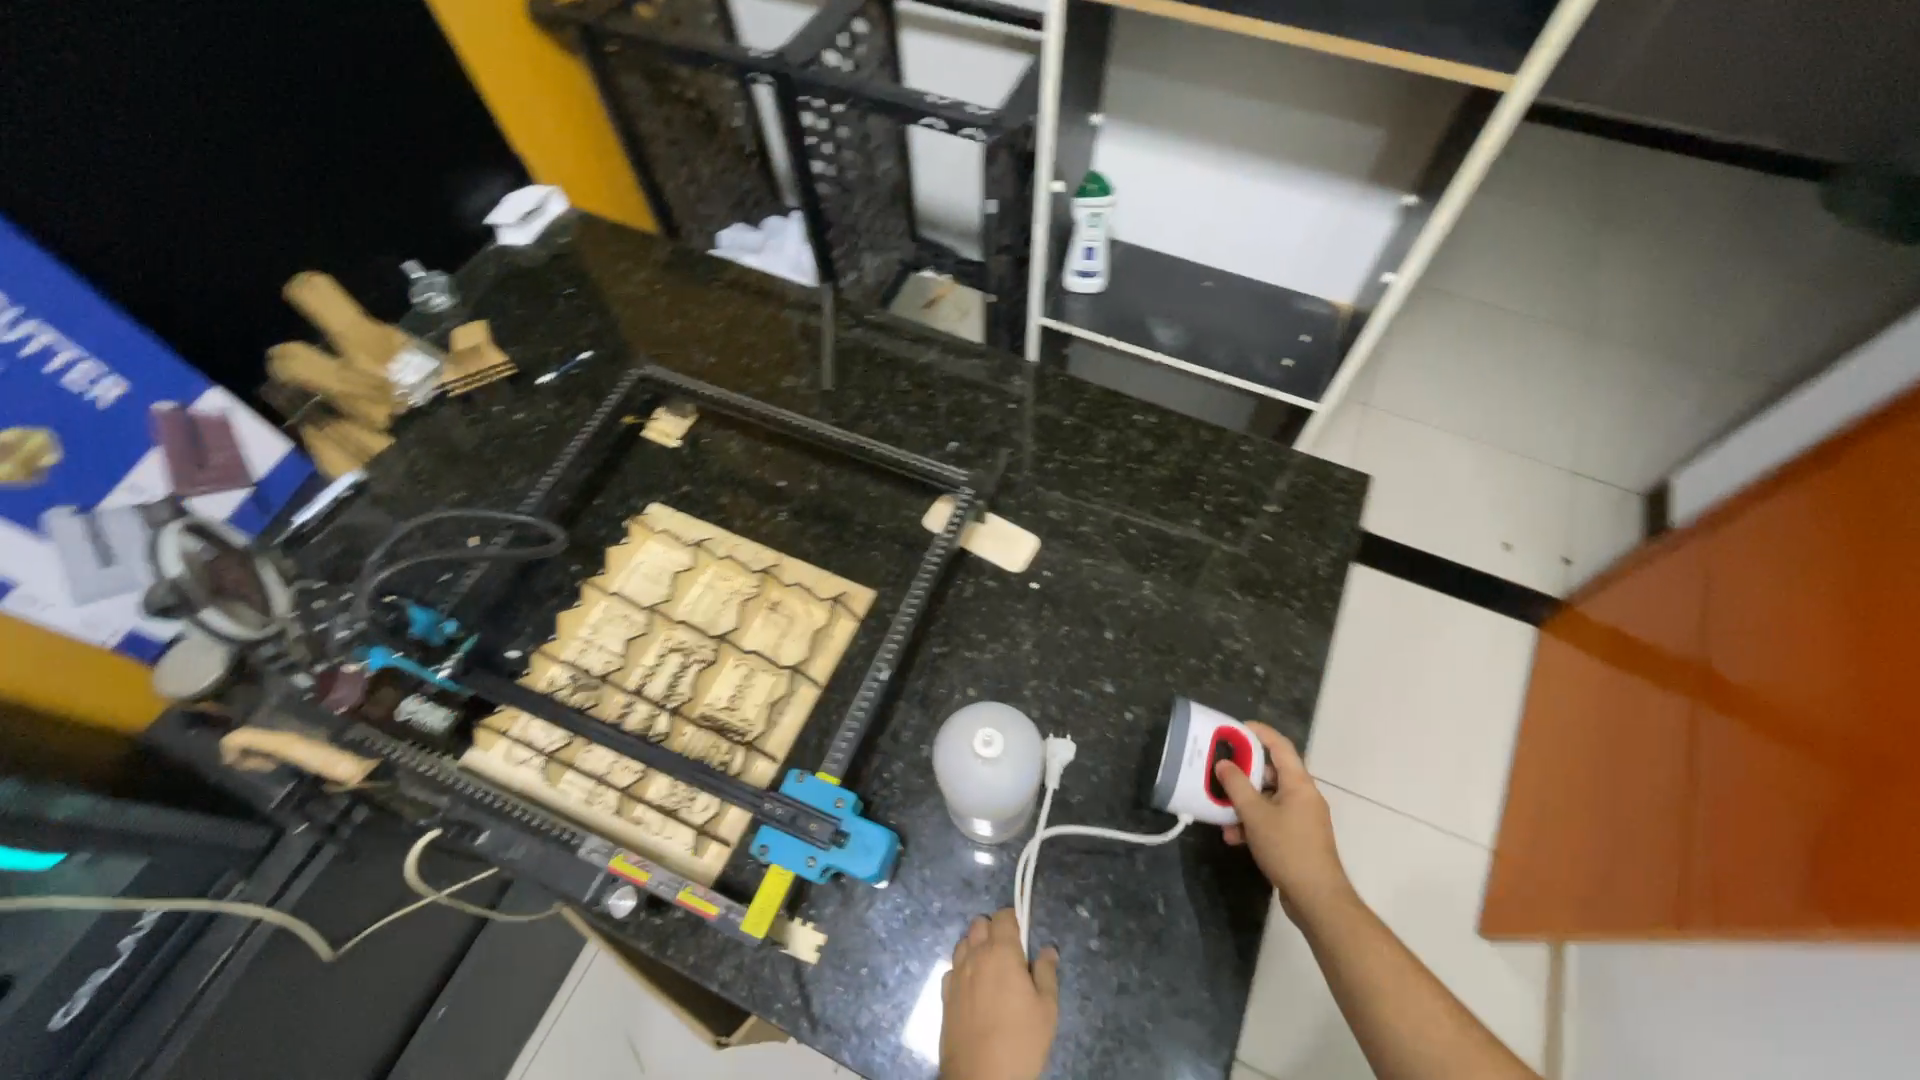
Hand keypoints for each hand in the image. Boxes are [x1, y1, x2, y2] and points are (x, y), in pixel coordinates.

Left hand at [940, 909, 1059, 1079]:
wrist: (980, 1077)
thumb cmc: (1020, 1041)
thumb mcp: (1047, 1009)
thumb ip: (1047, 973)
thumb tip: (1047, 950)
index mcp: (1001, 953)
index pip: (1003, 916)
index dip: (1014, 919)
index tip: (1023, 936)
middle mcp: (974, 956)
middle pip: (978, 924)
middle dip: (993, 929)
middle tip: (1010, 953)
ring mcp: (955, 975)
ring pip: (962, 943)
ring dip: (976, 946)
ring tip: (991, 969)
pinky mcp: (944, 996)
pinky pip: (952, 968)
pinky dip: (962, 969)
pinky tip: (974, 988)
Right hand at [1215, 723, 1354, 919]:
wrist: (1316, 897)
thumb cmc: (1287, 848)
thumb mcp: (1255, 815)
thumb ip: (1236, 786)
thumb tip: (1224, 764)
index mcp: (1299, 784)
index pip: (1280, 746)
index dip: (1259, 732)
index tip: (1235, 728)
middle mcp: (1304, 796)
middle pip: (1272, 773)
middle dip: (1244, 774)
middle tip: (1220, 771)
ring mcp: (1303, 818)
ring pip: (1269, 799)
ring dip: (1245, 803)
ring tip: (1221, 812)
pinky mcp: (1299, 837)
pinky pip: (1273, 819)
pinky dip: (1254, 823)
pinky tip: (1235, 838)